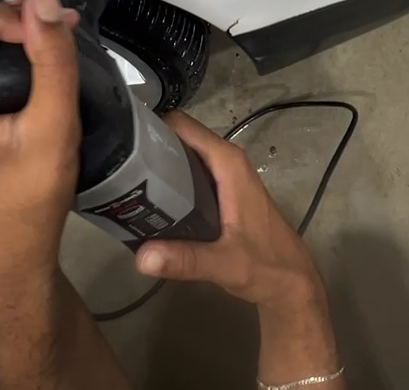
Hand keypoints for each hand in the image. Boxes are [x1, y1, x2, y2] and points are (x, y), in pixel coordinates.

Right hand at [133, 110, 324, 311]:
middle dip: (150, 143)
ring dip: (158, 159)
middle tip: (115, 162)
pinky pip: (191, 169)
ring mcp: (225, 174)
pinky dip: (170, 175)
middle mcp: (226, 159)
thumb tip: (141, 257)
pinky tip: (148, 195)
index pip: (184, 125)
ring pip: (185, 153)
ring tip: (123, 176)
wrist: (293, 284)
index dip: (153, 125)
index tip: (121, 137)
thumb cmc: (266, 266)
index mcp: (228, 162)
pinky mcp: (222, 189)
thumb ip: (185, 259)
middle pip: (181, 135)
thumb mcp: (225, 264)